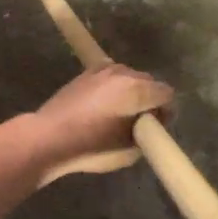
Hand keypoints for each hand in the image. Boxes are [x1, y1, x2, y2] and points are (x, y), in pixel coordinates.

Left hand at [34, 63, 173, 182]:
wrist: (51, 136)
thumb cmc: (94, 146)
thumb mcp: (131, 148)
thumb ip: (148, 130)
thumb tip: (150, 121)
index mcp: (138, 89)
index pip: (166, 93)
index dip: (165, 110)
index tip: (156, 126)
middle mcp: (122, 73)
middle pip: (148, 81)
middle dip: (148, 98)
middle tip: (139, 121)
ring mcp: (101, 70)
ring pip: (128, 75)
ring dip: (130, 90)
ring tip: (119, 111)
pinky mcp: (84, 72)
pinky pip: (108, 74)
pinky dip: (112, 84)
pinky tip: (103, 102)